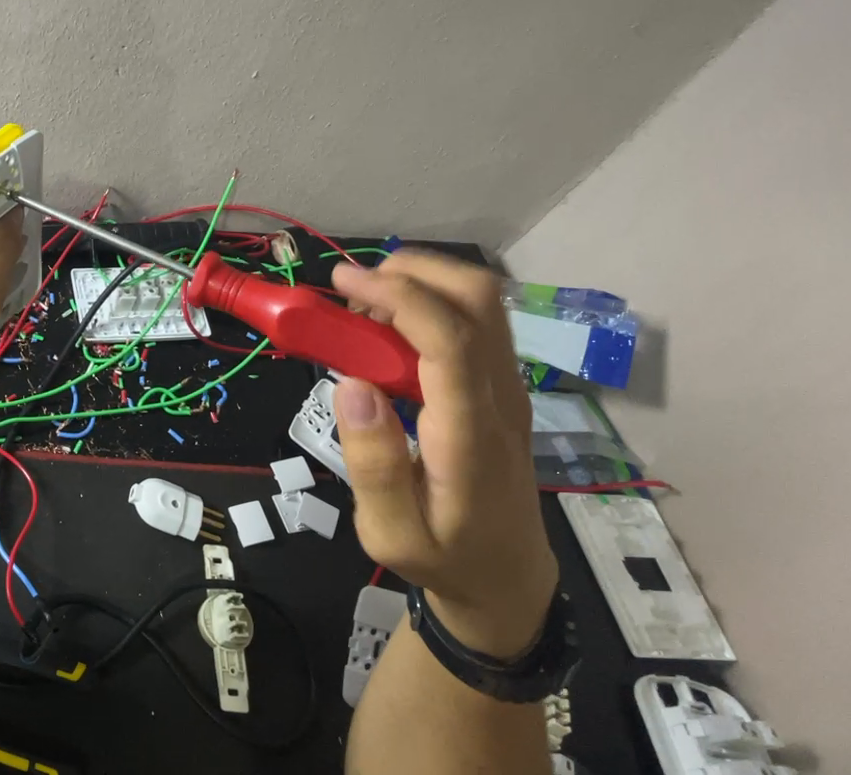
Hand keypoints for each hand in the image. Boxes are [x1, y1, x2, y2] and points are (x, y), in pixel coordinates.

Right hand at [328, 251, 556, 658]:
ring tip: (362, 310)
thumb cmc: (444, 559)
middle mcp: (501, 397)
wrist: (508, 580)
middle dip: (414, 270)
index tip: (342, 281)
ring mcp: (508, 388)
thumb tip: (352, 384)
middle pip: (479, 298)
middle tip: (352, 290)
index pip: (451, 340)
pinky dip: (427, 301)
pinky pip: (472, 320)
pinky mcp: (501, 386)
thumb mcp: (392, 533)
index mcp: (472, 435)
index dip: (398, 296)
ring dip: (420, 282)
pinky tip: (386, 330)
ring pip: (480, 300)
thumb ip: (372, 464)